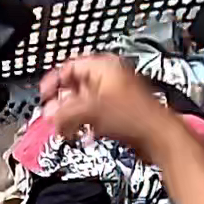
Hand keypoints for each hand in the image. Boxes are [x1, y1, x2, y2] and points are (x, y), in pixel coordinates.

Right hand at [39, 55, 191, 163]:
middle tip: (52, 116)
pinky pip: (96, 116)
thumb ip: (65, 111)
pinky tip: (82, 134)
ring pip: (85, 103)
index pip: (69, 66)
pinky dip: (86, 125)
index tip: (44, 96)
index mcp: (104, 67)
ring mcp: (116, 96)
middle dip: (62, 103)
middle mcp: (110, 78)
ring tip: (65, 128)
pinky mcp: (121, 114)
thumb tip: (49, 114)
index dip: (53, 81)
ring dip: (72, 117)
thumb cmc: (136, 117)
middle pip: (76, 86)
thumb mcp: (91, 111)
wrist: (159, 137)